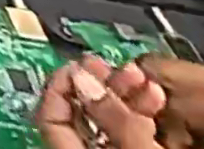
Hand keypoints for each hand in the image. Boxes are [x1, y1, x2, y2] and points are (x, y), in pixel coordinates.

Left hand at [37, 55, 167, 148]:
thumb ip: (112, 117)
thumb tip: (84, 78)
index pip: (48, 116)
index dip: (61, 84)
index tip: (80, 63)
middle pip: (83, 116)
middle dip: (102, 86)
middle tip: (115, 66)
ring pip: (109, 126)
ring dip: (126, 98)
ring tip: (143, 78)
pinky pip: (128, 141)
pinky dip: (140, 122)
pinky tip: (155, 101)